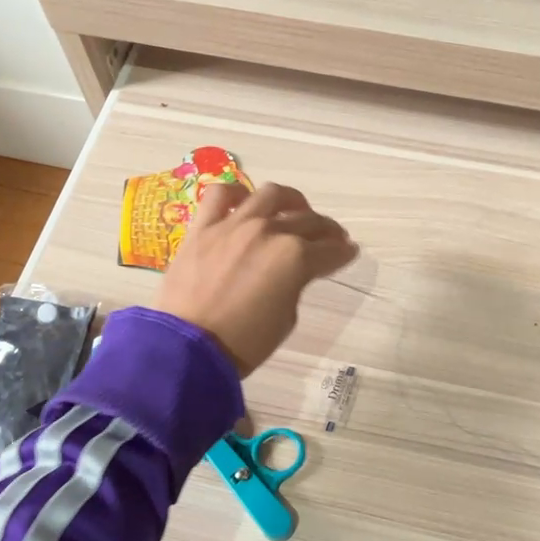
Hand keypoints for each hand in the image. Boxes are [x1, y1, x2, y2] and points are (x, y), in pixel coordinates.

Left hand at [153, 183, 358, 375]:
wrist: (191, 347)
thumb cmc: (244, 344)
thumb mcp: (285, 320)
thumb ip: (293, 287)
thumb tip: (290, 275)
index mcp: (295, 259)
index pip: (329, 251)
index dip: (342, 252)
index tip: (349, 251)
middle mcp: (269, 232)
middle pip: (306, 221)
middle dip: (325, 229)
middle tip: (330, 236)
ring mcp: (234, 225)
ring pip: (270, 195)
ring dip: (290, 201)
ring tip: (294, 209)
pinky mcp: (203, 227)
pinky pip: (220, 195)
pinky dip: (236, 193)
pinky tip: (243, 201)